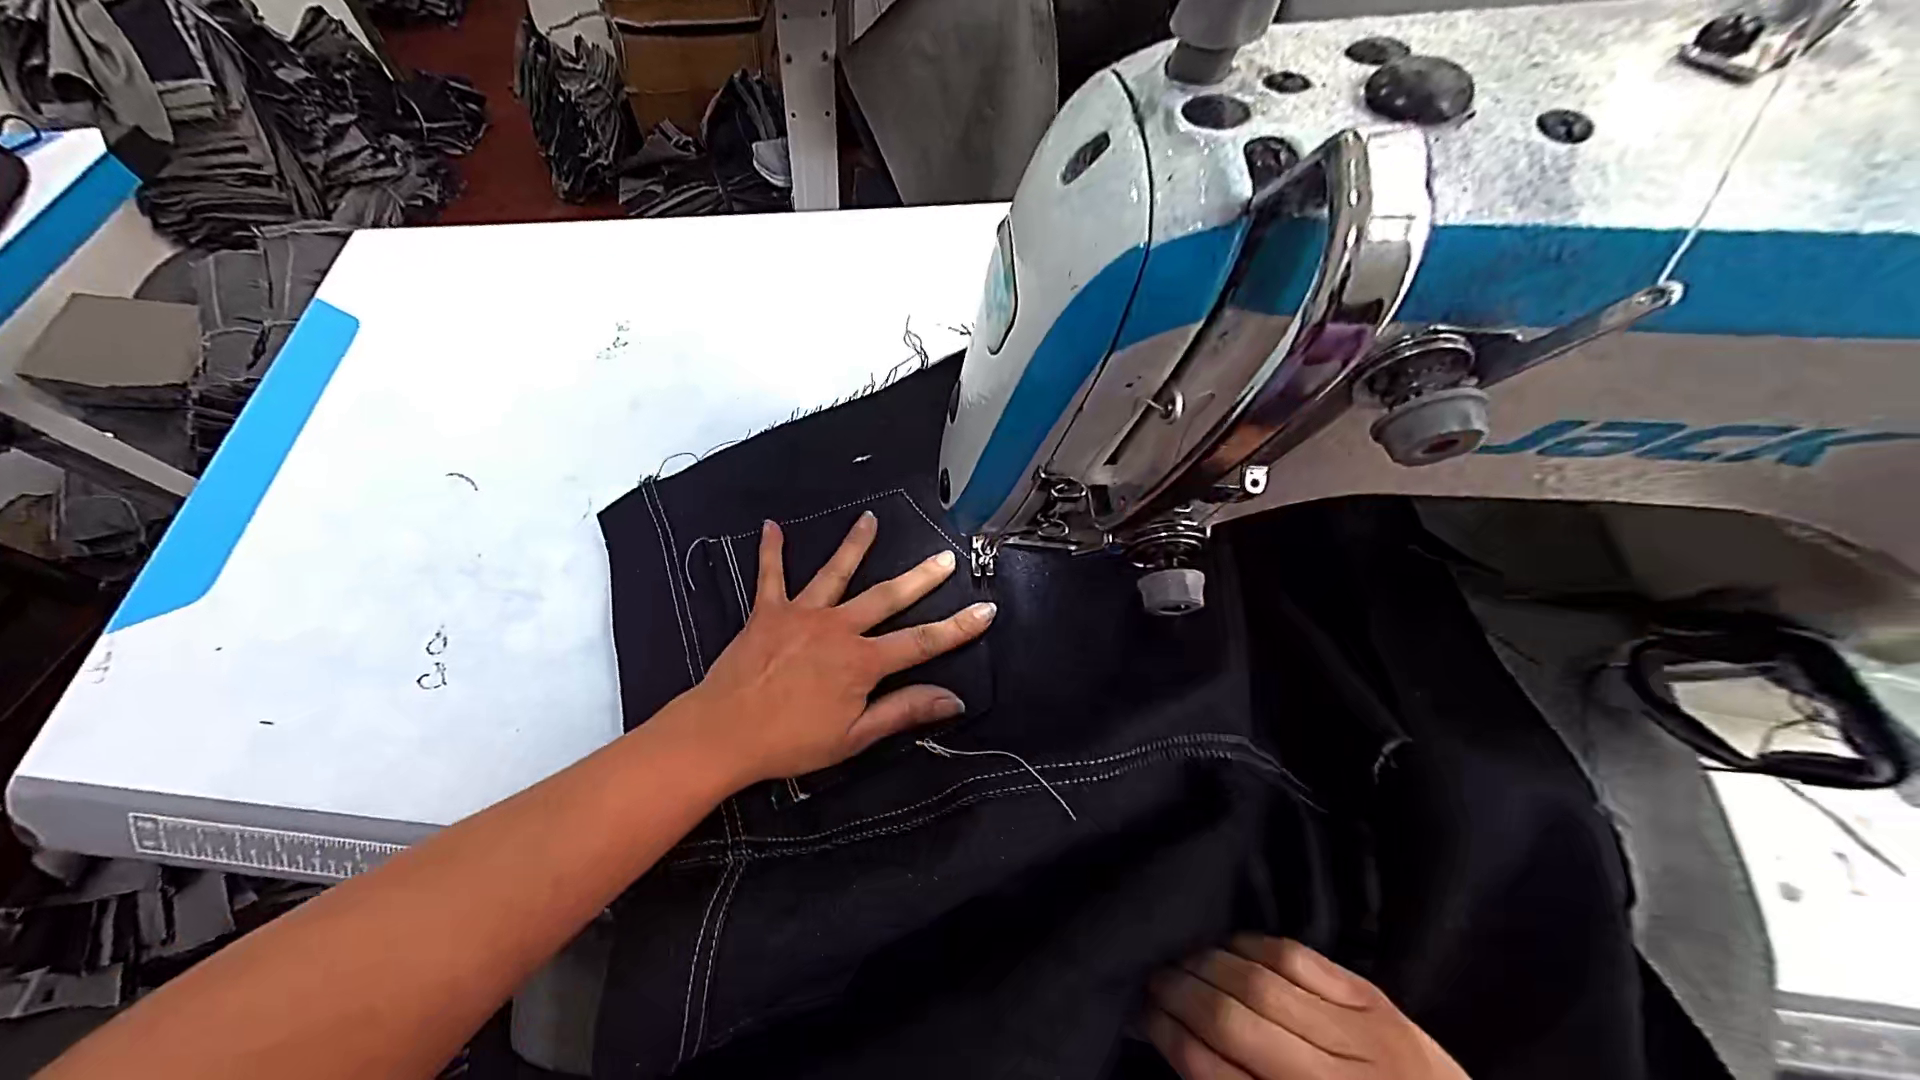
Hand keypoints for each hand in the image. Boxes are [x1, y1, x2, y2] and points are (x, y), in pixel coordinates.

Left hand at [661, 512, 994, 785]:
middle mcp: (838, 628)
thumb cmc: (789, 741)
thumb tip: (953, 700)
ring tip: (871, 519)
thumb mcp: (854, 736)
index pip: (923, 641)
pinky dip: (771, 551)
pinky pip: (771, 575)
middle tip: (945, 557)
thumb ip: (904, 711)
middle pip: (888, 596)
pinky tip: (771, 526)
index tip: (986, 610)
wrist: (722, 733)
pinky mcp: (767, 611)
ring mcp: (802, 614)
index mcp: (862, 661)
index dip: (959, 627)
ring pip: (836, 572)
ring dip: (855, 544)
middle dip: (922, 577)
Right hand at [1143, 937, 1468, 1079]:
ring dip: (1207, 963)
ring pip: (1260, 983)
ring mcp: (1360, 1036)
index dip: (1166, 1034)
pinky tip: (1229, 946)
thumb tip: (1171, 1035)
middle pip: (1231, 1022)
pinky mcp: (1375, 1000)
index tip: (1141, 1011)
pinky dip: (1254, 946)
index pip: (1210, 1070)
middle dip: (1179, 993)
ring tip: (1181, 958)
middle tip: (1151, 977)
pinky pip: (1300, 958)